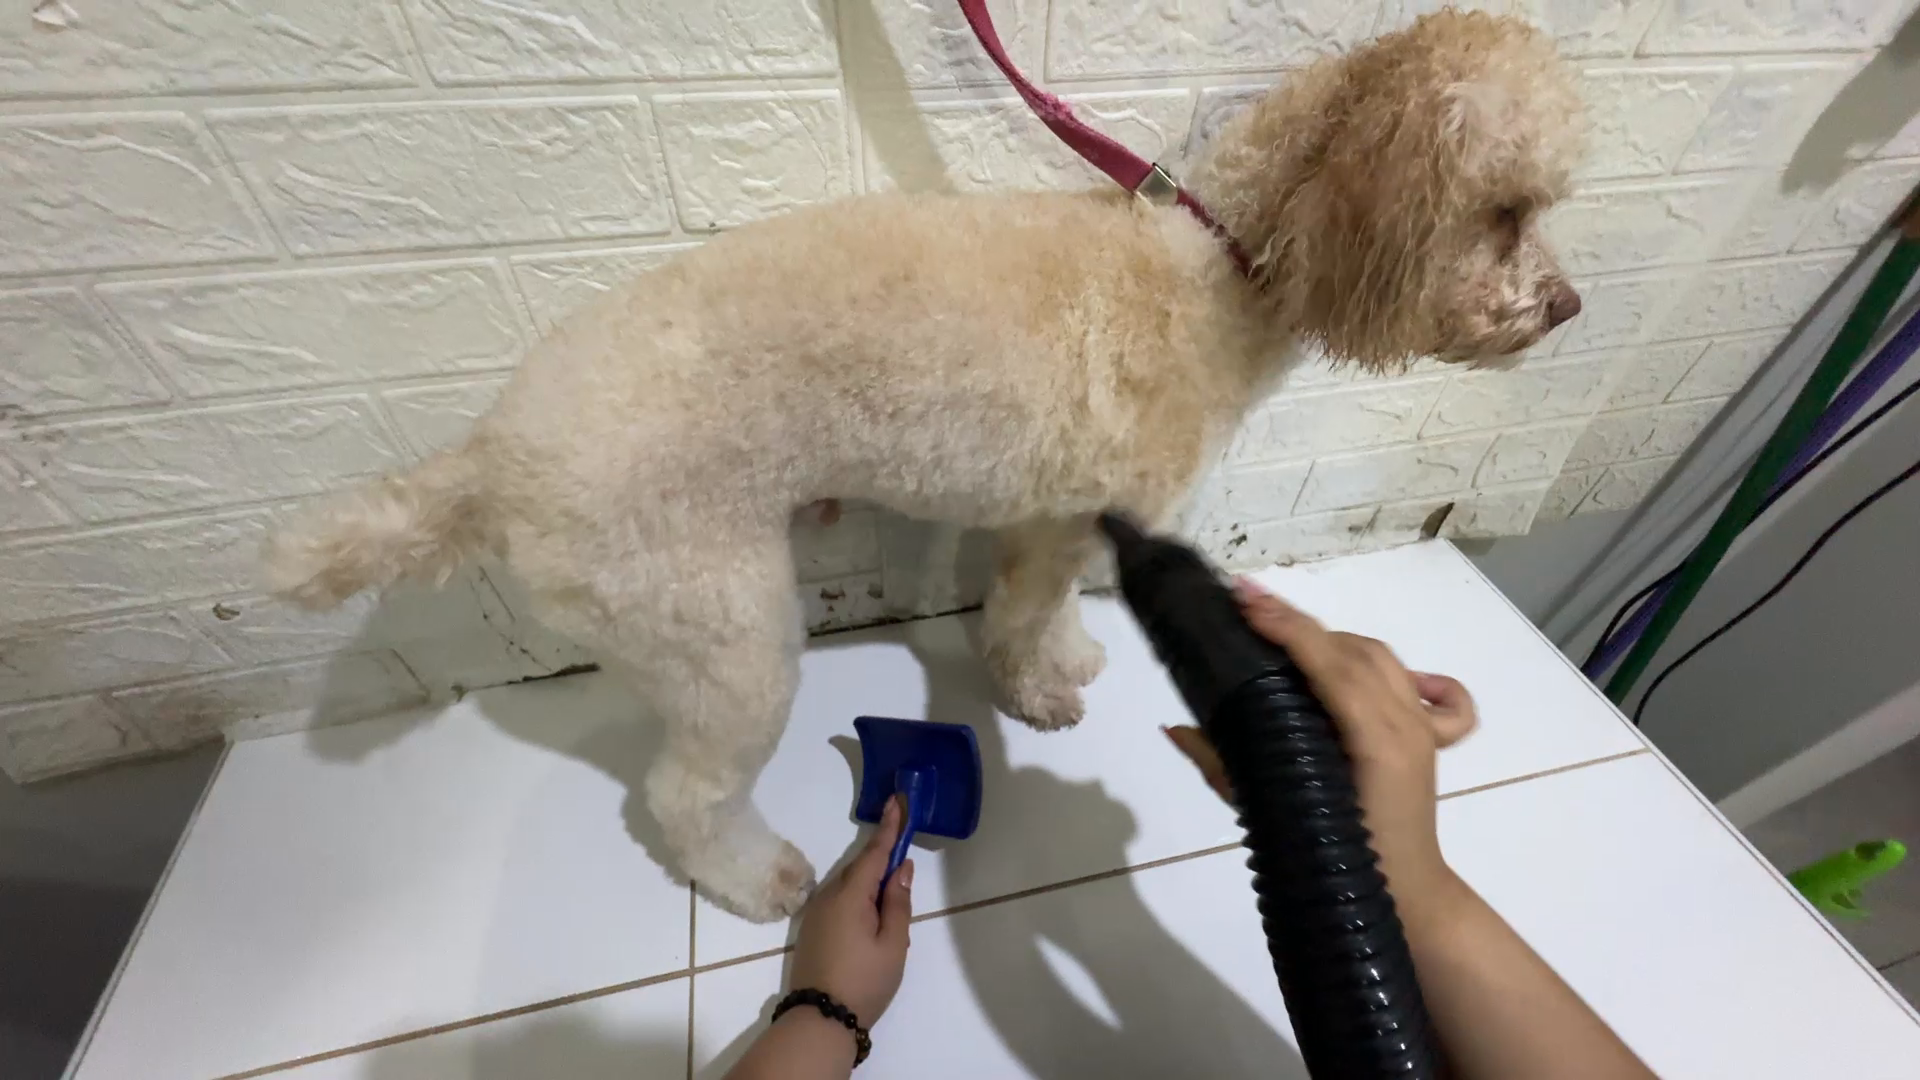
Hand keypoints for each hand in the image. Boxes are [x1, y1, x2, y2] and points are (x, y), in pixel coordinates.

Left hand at [787, 796, 913, 1024]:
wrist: (818, 1021)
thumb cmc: (864, 981)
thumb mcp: (893, 943)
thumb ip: (898, 900)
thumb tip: (901, 866)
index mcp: (852, 894)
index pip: (874, 851)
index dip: (888, 826)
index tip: (896, 799)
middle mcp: (830, 895)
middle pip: (861, 866)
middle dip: (882, 856)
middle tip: (903, 852)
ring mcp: (818, 911)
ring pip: (850, 884)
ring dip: (870, 880)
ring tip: (891, 897)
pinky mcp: (812, 927)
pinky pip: (840, 898)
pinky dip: (858, 895)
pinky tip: (870, 914)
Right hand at [1162, 577, 1476, 900]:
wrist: (1404, 896)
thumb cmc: (1330, 855)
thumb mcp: (1266, 810)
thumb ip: (1218, 764)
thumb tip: (1173, 727)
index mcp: (1372, 741)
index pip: (1329, 664)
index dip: (1286, 627)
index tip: (1244, 601)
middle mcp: (1404, 725)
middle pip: (1352, 650)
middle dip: (1296, 620)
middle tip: (1246, 600)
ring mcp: (1423, 729)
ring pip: (1380, 657)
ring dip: (1331, 636)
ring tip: (1284, 627)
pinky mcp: (1434, 740)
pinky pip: (1443, 696)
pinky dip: (1421, 676)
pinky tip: (1395, 673)